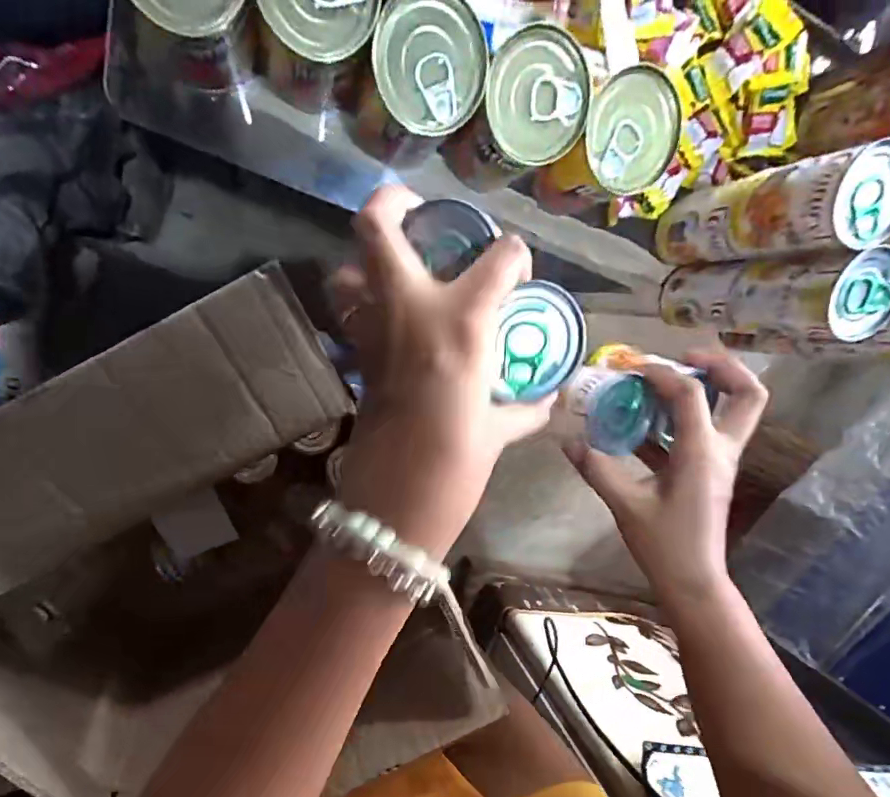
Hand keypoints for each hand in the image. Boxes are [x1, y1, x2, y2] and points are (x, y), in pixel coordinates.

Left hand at [327, 185, 552, 553]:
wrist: (399, 499)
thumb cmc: (458, 463)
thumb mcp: (497, 433)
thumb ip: (521, 411)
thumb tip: (542, 402)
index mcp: (461, 322)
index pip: (497, 260)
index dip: (513, 256)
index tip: (517, 266)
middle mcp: (409, 311)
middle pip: (379, 228)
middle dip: (393, 204)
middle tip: (415, 210)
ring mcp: (372, 334)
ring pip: (347, 271)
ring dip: (366, 261)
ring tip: (395, 269)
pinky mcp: (356, 362)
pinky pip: (353, 317)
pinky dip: (366, 307)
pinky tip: (392, 322)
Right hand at [565, 349, 767, 603]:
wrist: (693, 582)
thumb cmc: (664, 546)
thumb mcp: (626, 506)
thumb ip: (597, 469)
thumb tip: (567, 442)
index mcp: (702, 452)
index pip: (690, 394)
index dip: (661, 373)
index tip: (632, 370)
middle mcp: (721, 450)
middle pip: (747, 393)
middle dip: (721, 367)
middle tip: (684, 360)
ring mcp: (721, 462)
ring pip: (734, 411)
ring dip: (706, 390)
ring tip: (662, 385)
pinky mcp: (711, 474)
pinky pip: (707, 433)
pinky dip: (684, 420)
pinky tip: (647, 425)